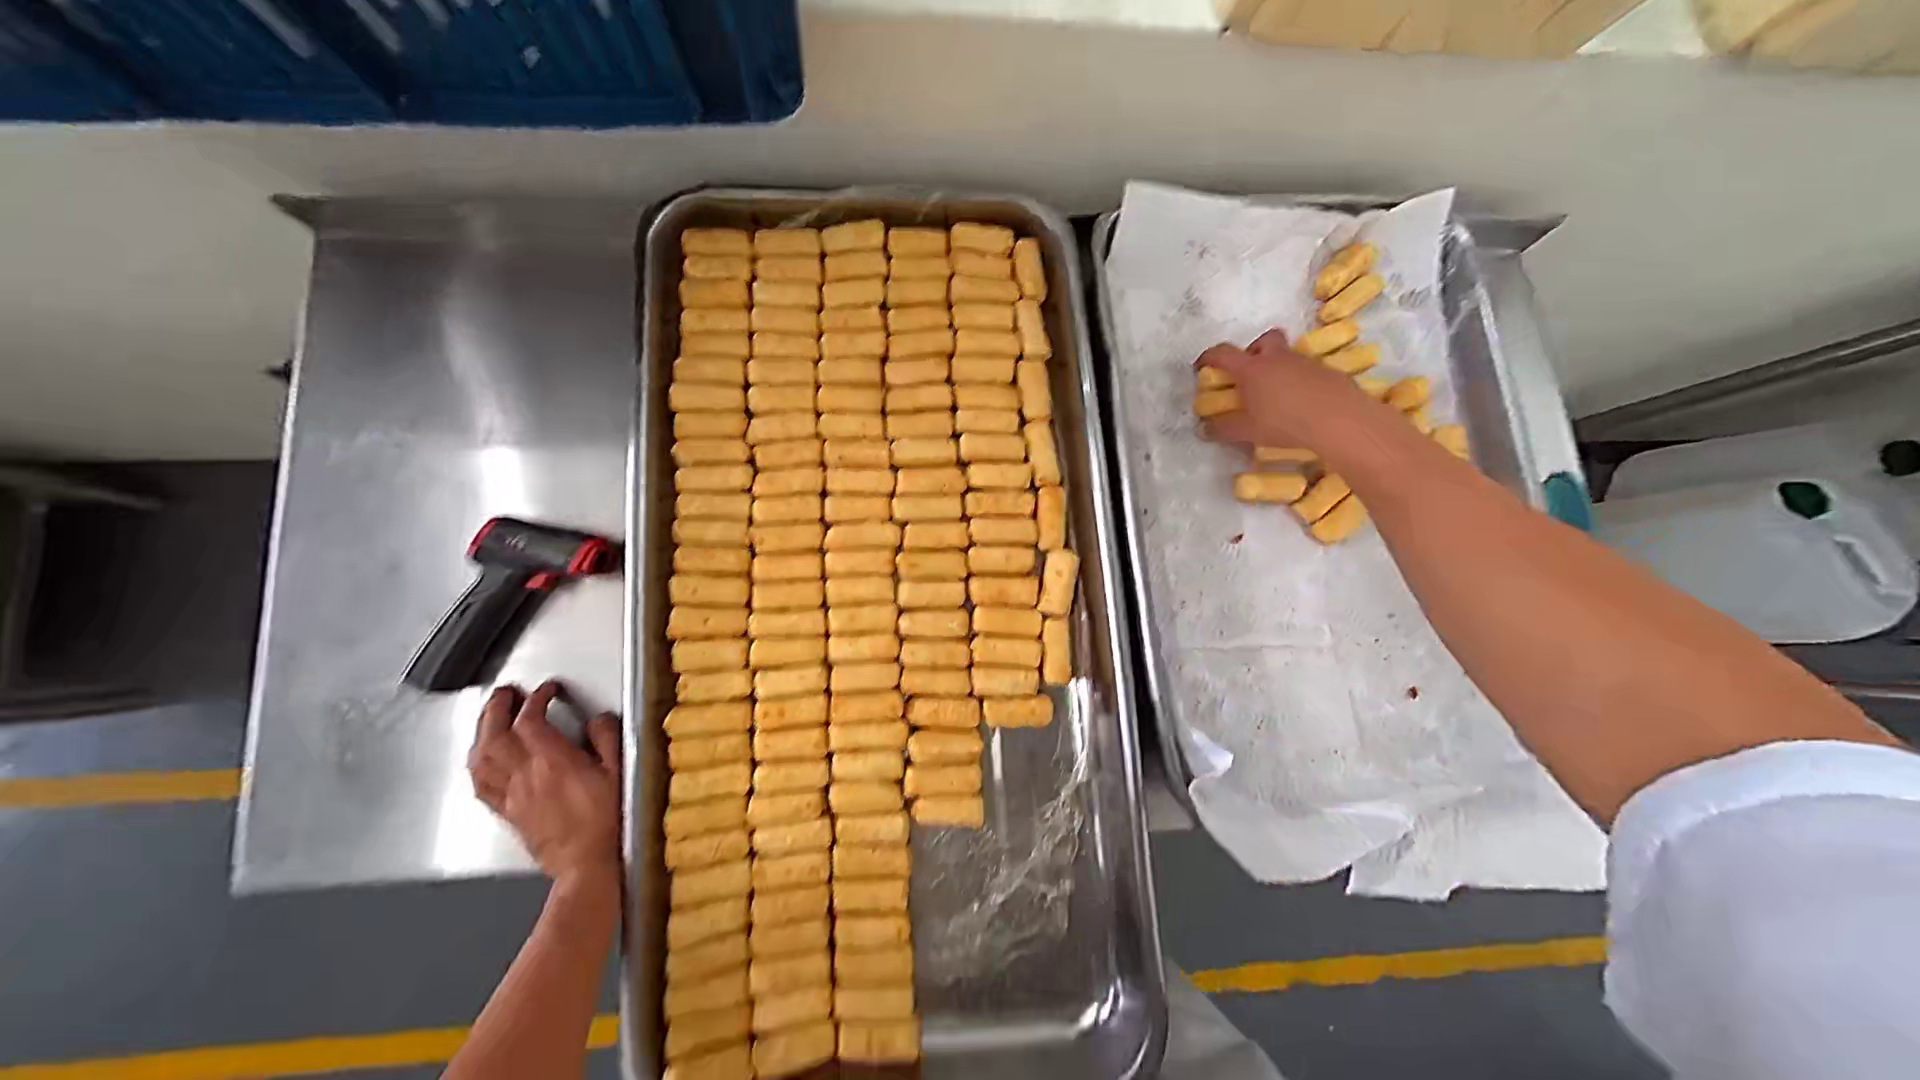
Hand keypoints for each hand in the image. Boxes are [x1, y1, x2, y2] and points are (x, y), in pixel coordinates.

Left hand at [467, 680, 622, 889]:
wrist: (586, 863)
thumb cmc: (607, 819)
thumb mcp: (621, 772)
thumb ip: (608, 739)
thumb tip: (598, 719)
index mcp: (555, 762)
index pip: (532, 720)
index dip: (537, 698)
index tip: (548, 689)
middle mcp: (527, 776)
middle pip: (496, 734)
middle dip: (498, 708)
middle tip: (507, 693)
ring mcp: (513, 795)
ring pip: (482, 758)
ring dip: (482, 732)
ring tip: (490, 717)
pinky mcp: (508, 812)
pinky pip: (481, 784)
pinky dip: (477, 764)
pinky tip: (481, 757)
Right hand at [1197, 329, 1382, 450]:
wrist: (1340, 420)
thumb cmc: (1284, 423)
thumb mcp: (1247, 431)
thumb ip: (1223, 428)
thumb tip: (1204, 428)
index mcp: (1252, 369)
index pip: (1223, 354)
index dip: (1208, 357)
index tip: (1201, 366)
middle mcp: (1278, 358)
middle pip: (1263, 340)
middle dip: (1253, 351)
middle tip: (1249, 373)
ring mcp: (1305, 363)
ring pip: (1287, 356)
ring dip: (1278, 368)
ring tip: (1275, 396)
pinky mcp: (1328, 372)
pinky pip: (1307, 371)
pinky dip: (1299, 382)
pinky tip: (1300, 404)